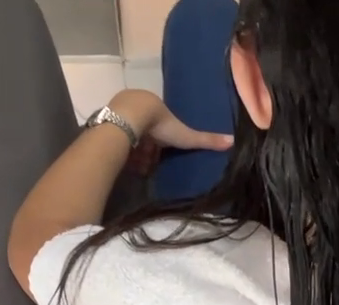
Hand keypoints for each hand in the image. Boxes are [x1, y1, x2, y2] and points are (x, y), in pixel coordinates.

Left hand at [106, 90, 232, 173]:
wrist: (129, 119)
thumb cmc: (159, 125)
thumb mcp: (185, 136)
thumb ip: (205, 140)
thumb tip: (232, 141)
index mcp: (153, 105)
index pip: (158, 126)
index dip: (160, 143)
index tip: (161, 156)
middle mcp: (135, 104)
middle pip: (143, 132)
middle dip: (147, 150)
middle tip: (150, 165)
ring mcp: (118, 110)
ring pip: (129, 135)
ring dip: (134, 153)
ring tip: (137, 168)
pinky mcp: (106, 120)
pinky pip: (116, 138)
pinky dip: (122, 151)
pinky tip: (125, 163)